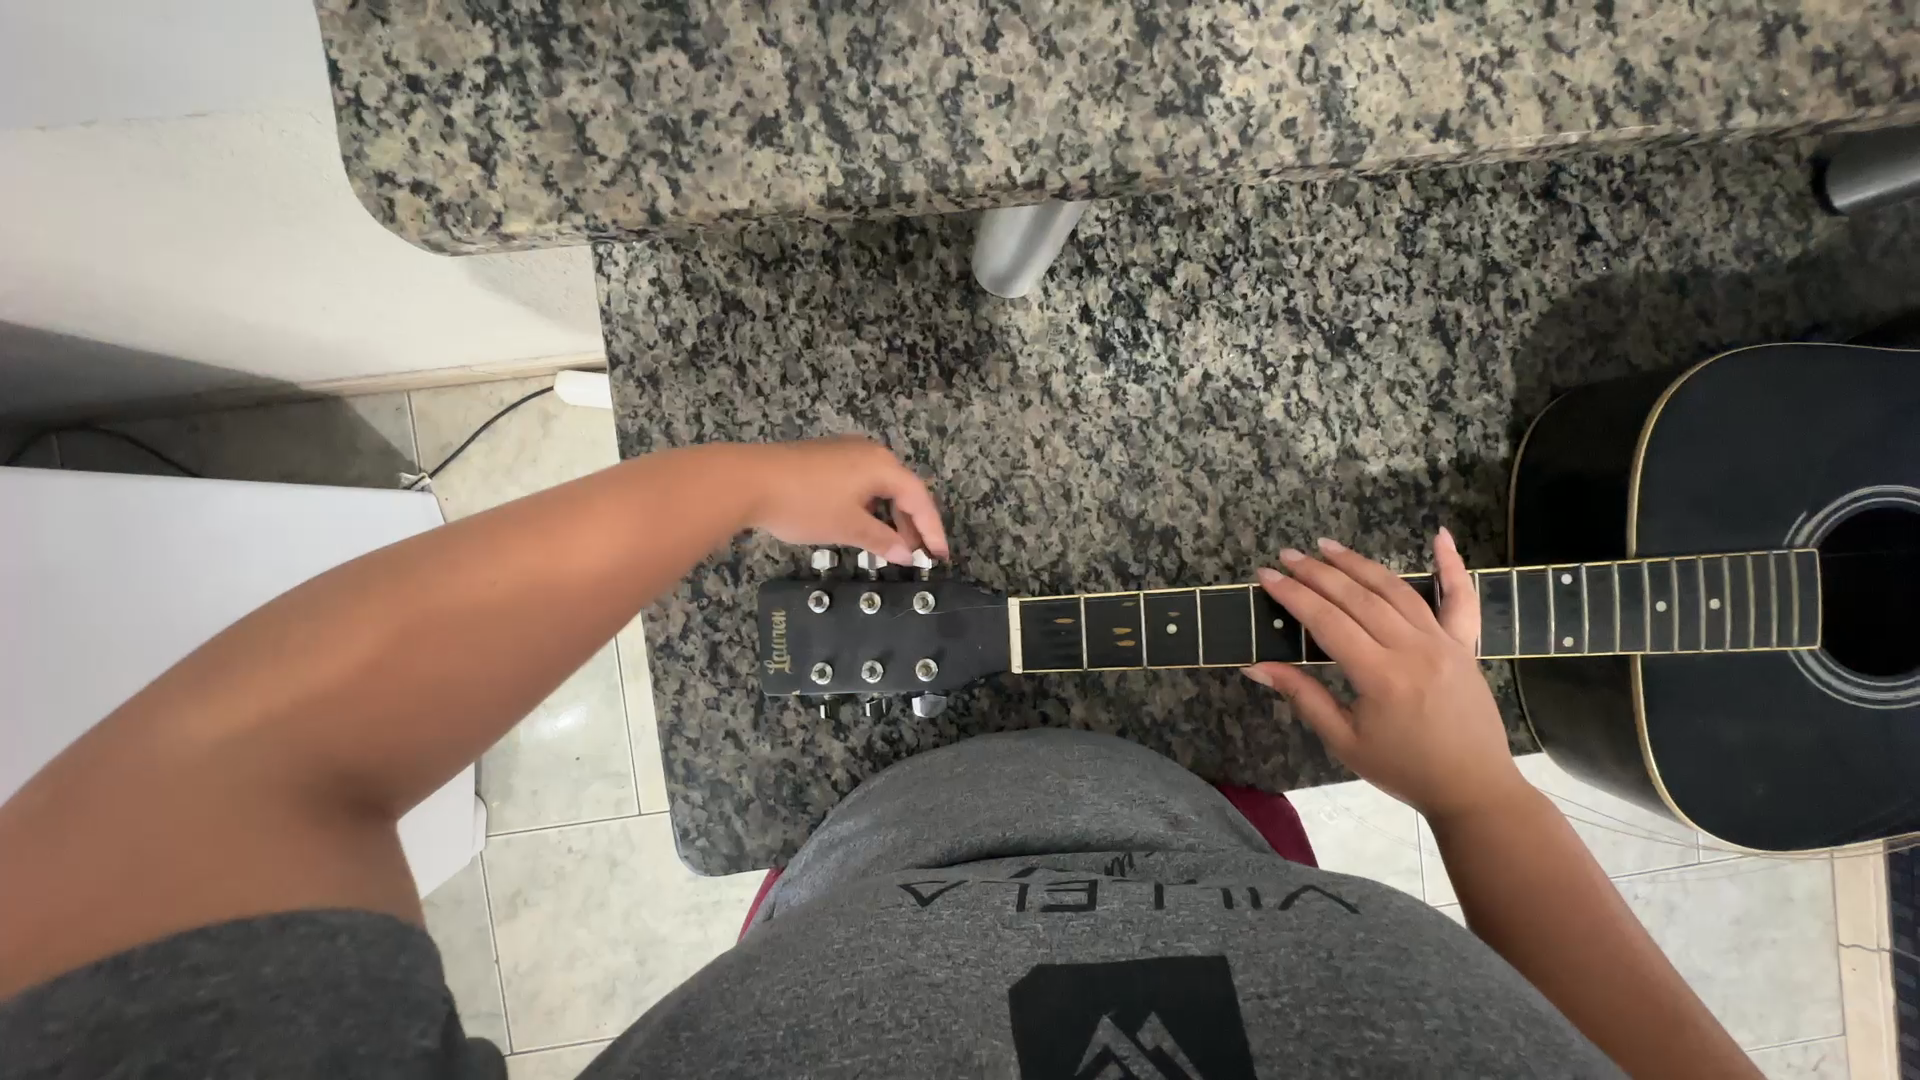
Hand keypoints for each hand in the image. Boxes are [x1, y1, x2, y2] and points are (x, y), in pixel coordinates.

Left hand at [737, 436, 949, 563]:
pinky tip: (865, 526)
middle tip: (919, 555)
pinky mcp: (825, 458)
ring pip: (880, 487)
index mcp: (882, 466)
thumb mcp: (848, 527)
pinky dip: (870, 506)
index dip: (932, 529)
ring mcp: (845, 452)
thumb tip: (907, 554)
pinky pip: (861, 483)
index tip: (939, 556)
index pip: (919, 499)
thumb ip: (882, 540)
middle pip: (902, 490)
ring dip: (890, 517)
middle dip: (912, 524)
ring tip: (893, 546)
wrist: (747, 481)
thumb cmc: (804, 504)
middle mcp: (869, 452)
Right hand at [1240, 528, 1527, 824]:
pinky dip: (1453, 566)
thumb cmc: (1403, 769)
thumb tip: (1255, 666)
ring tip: (1327, 546)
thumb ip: (1302, 697)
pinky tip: (1442, 537)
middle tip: (1286, 555)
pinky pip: (1461, 600)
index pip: (1327, 622)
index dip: (1293, 595)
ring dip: (1359, 564)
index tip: (1265, 576)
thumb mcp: (1343, 740)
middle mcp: (1413, 650)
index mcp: (1380, 676)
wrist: (1475, 790)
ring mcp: (1444, 643)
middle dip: (1317, 572)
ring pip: (1395, 590)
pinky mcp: (1466, 646)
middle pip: (1357, 598)